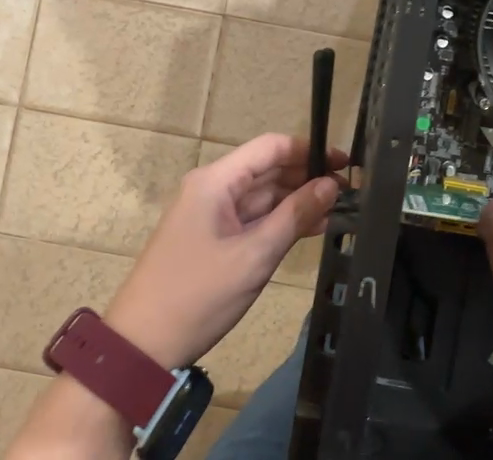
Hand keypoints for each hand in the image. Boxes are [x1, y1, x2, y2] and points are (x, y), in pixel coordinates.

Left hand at [107, 133, 346, 367]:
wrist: (142, 345)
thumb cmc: (198, 294)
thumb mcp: (254, 255)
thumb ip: (295, 215)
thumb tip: (330, 185)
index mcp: (216, 181)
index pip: (271, 147)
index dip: (310, 150)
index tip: (346, 162)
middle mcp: (213, 188)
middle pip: (268, 169)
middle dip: (307, 176)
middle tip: (350, 189)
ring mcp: (211, 213)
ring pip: (263, 195)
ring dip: (297, 200)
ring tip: (339, 209)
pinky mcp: (212, 237)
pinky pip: (253, 218)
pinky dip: (281, 220)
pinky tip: (312, 228)